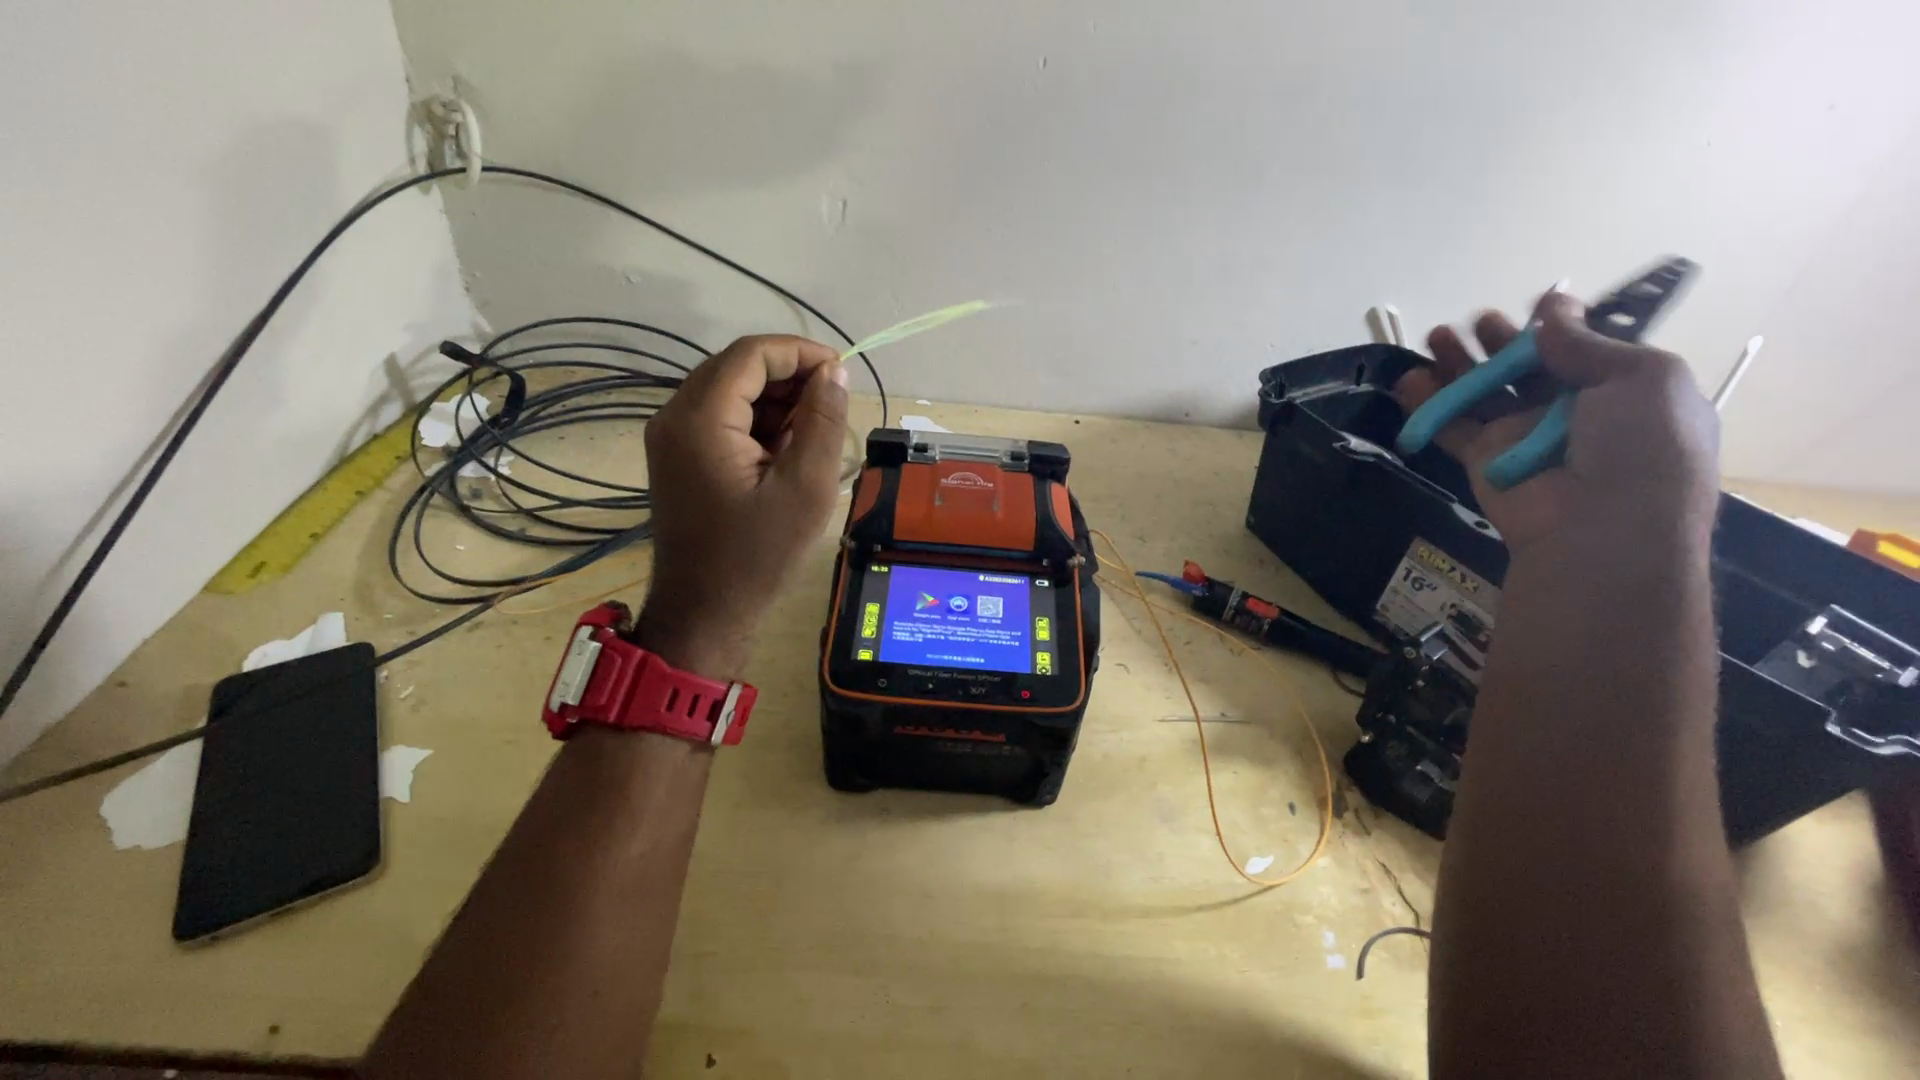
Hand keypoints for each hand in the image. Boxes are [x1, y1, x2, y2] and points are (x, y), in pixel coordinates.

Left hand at [639, 335, 849, 678]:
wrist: (704, 612)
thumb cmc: (758, 556)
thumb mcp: (806, 488)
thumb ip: (824, 423)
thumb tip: (834, 374)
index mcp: (700, 418)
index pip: (751, 355)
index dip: (801, 353)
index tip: (842, 374)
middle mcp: (675, 416)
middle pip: (738, 369)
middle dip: (790, 378)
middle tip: (834, 407)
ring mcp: (672, 438)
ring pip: (730, 393)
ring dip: (776, 402)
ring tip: (817, 434)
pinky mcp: (678, 458)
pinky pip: (721, 420)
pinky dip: (758, 424)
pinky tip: (789, 452)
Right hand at [1392, 291, 1719, 554]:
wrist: (1602, 530)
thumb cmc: (1641, 447)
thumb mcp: (1644, 378)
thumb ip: (1590, 343)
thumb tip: (1551, 311)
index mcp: (1624, 393)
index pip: (1584, 351)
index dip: (1560, 326)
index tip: (1538, 303)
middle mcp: (1572, 414)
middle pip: (1527, 367)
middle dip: (1501, 340)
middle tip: (1478, 319)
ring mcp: (1523, 439)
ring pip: (1484, 392)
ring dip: (1459, 363)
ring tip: (1435, 336)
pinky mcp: (1482, 462)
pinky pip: (1450, 427)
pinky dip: (1427, 404)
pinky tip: (1409, 380)